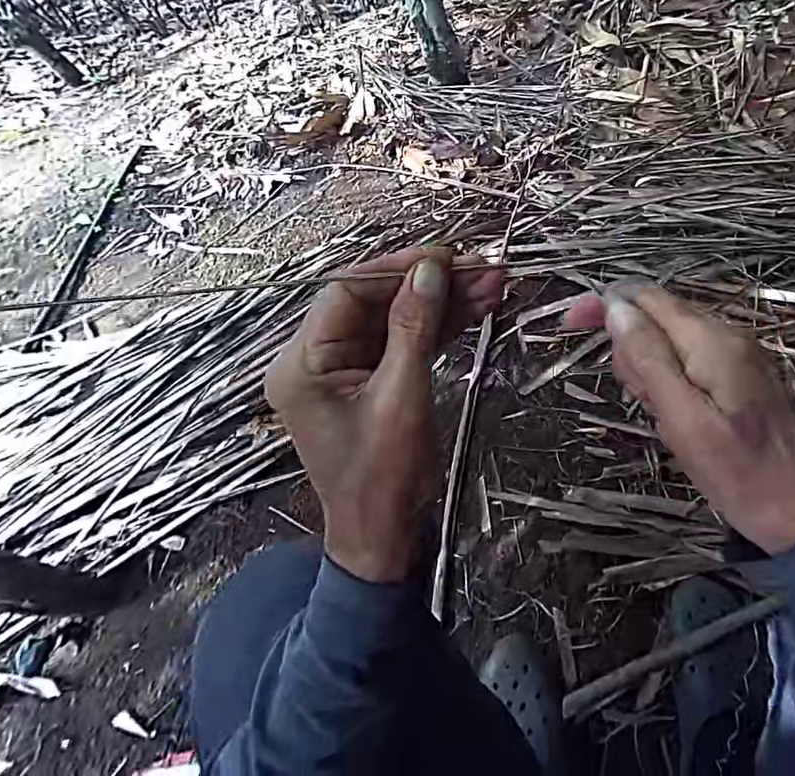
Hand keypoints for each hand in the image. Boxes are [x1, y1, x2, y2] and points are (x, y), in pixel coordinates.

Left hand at [266, 247, 504, 581]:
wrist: (384, 535)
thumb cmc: (382, 478)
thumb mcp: (401, 398)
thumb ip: (414, 329)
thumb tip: (430, 270)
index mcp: (303, 363)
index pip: (346, 291)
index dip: (396, 268)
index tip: (443, 258)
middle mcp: (318, 357)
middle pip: (376, 300)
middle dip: (429, 283)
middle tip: (479, 268)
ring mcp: (347, 366)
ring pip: (397, 316)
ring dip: (443, 300)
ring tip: (491, 283)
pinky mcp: (373, 375)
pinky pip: (406, 338)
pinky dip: (440, 324)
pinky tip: (476, 306)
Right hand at [565, 283, 794, 553]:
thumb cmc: (744, 476)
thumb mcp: (685, 421)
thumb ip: (649, 360)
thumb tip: (617, 309)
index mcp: (711, 340)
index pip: (645, 297)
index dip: (604, 305)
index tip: (570, 326)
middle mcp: (726, 335)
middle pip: (654, 318)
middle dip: (631, 352)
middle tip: (643, 402)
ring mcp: (736, 355)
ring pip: (667, 343)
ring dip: (649, 374)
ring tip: (667, 419)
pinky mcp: (739, 377)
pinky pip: (687, 364)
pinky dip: (670, 385)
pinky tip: (680, 419)